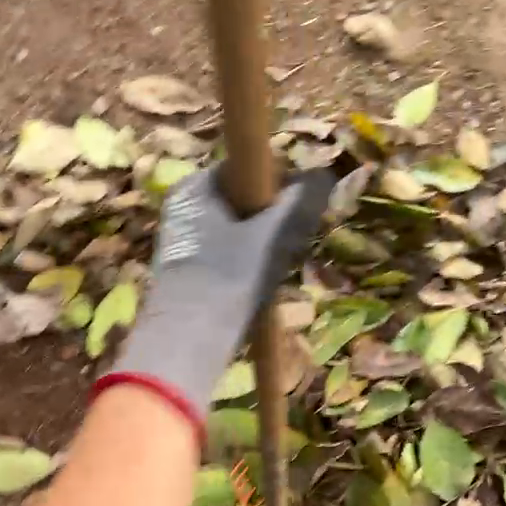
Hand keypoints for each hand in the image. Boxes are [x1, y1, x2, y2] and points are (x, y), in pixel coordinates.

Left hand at [97, 166, 332, 429]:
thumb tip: (324, 174)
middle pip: (236, 202)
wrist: (190, 338)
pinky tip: (261, 286)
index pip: (240, 168)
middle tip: (296, 236)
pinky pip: (224, 259)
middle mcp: (182, 209)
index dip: (274, 181)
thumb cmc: (229, 276)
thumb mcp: (269, 236)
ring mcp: (182, 244)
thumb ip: (296, 205)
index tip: (298, 203)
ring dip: (259, 245)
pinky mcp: (187, 275)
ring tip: (282, 264)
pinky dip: (244, 267)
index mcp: (194, 188)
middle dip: (268, 217)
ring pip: (232, 233)